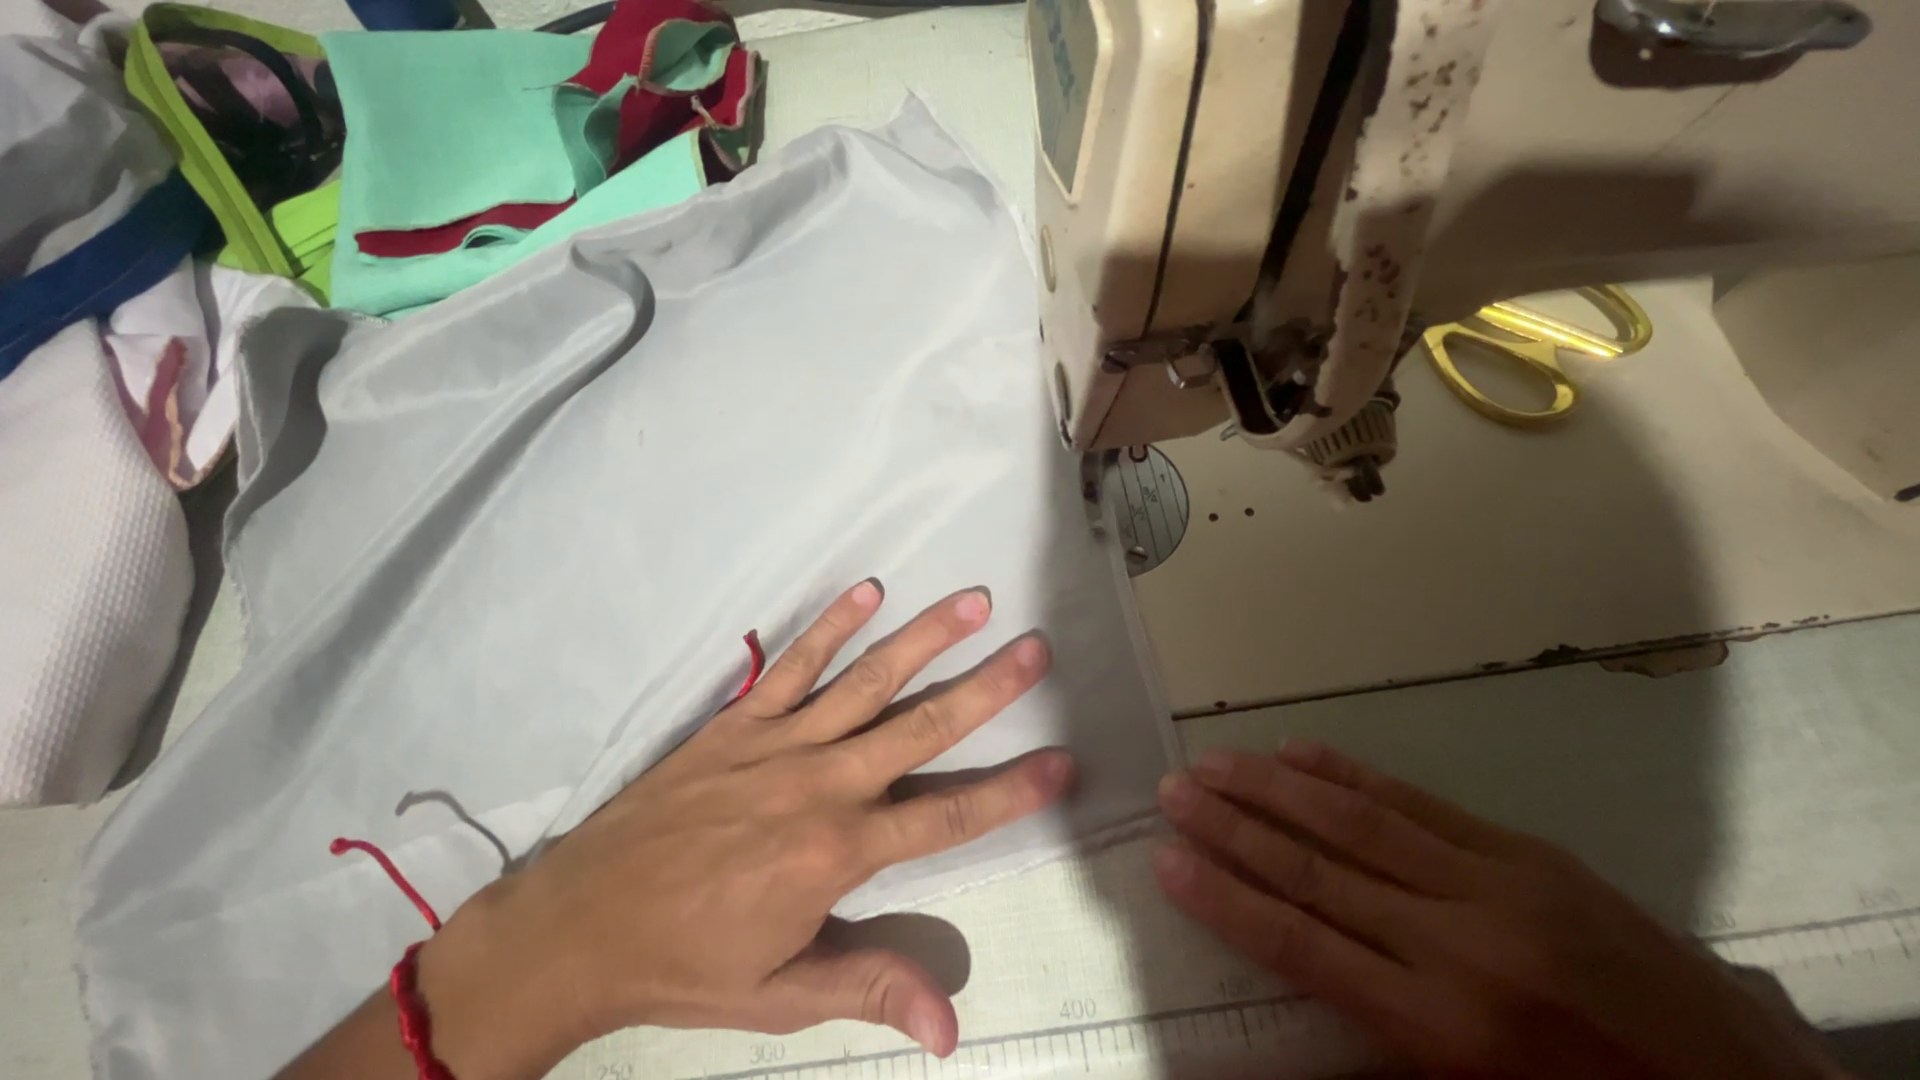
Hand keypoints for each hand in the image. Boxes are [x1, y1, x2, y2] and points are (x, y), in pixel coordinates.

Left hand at [413, 583, 1071, 1077]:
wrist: (581, 923)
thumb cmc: (687, 964)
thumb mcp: (780, 995)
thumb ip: (869, 987)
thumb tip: (952, 1027)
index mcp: (837, 854)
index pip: (945, 816)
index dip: (1009, 792)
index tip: (1062, 761)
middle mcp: (819, 784)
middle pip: (920, 729)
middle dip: (986, 689)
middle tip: (1035, 649)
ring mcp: (777, 743)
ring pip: (867, 681)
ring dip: (923, 640)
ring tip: (971, 602)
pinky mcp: (737, 722)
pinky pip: (792, 665)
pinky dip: (830, 626)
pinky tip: (867, 591)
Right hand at [1152, 742, 1847, 1079]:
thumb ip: (1374, 1045)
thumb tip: (1272, 1020)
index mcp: (1442, 1024)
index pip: (1301, 943)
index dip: (1225, 898)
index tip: (1166, 859)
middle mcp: (1458, 944)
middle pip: (1317, 869)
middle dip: (1233, 825)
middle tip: (1173, 788)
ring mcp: (1497, 886)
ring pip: (1360, 822)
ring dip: (1277, 787)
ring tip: (1216, 761)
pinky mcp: (1529, 854)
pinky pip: (1419, 803)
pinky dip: (1352, 774)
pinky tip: (1303, 753)